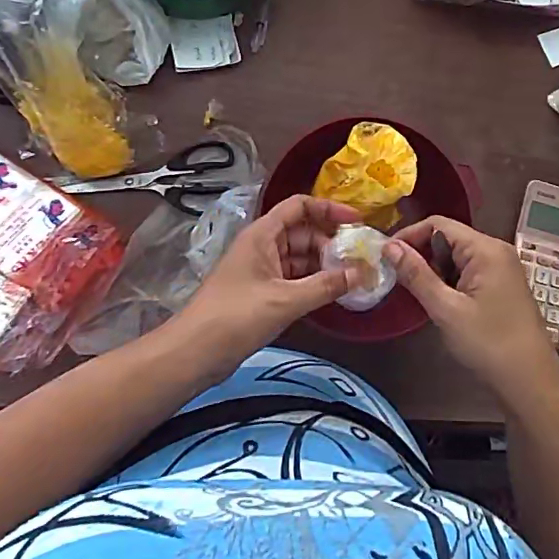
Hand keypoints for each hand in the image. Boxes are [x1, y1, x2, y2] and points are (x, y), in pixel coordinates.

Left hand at [177, 195, 363, 365]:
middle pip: (303, 232)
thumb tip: (362, 273)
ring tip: (355, 275)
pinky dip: (314, 282)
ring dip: (325, 263)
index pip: (299, 206)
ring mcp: (262, 269)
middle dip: (331, 241)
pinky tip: (335, 292)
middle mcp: (262, 245)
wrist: (195, 352)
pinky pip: (295, 278)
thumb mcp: (285, 300)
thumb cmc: (236, 316)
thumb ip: (326, 286)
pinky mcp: (262, 292)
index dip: (328, 209)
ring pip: (300, 256)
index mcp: (263, 234)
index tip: (357, 222)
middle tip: (362, 257)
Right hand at [384, 216, 558, 408]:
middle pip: (448, 237)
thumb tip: (389, 246)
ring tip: (416, 293)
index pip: (438, 224)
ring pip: (456, 256)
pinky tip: (439, 301)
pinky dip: (449, 280)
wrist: (531, 383)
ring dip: (434, 270)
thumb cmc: (488, 344)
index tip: (386, 257)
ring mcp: (502, 269)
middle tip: (397, 278)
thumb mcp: (446, 309)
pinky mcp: (502, 286)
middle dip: (420, 254)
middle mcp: (496, 251)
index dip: (409, 236)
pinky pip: (468, 271)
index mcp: (486, 249)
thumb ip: (416, 274)